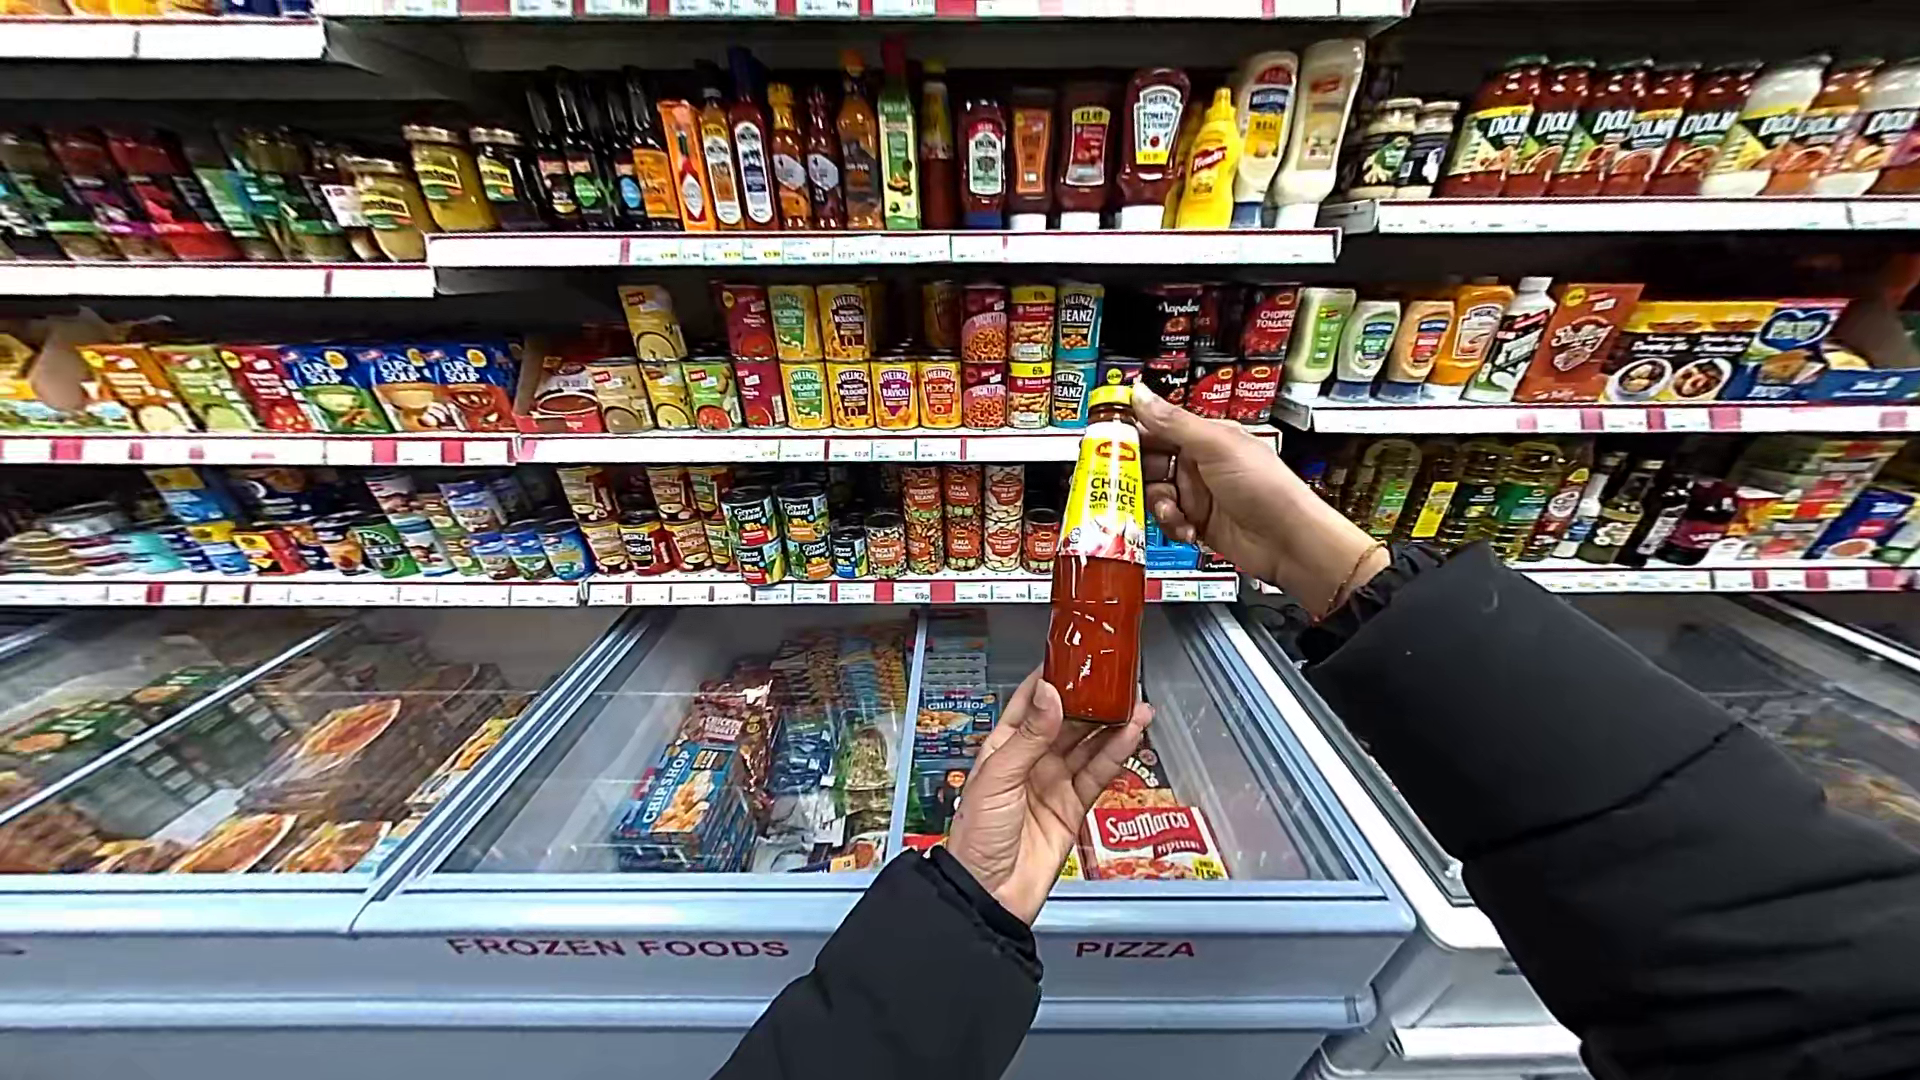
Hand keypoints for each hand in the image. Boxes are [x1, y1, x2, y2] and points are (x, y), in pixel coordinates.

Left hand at [947, 669, 1150, 924]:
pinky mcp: (1073, 806)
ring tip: (1135, 702)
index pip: (1030, 702)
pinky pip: (1098, 774)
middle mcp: (1032, 758)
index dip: (1050, 679)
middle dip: (1090, 700)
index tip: (1071, 657)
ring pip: (1088, 745)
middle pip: (1066, 720)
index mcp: (1005, 744)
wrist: (990, 894)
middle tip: (1114, 680)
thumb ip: (1030, 737)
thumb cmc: (978, 833)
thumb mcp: (999, 777)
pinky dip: (1116, 754)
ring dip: (1111, 724)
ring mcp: (1054, 781)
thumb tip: (1050, 694)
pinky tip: (1131, 735)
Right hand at [1131, 382, 1388, 615]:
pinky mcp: (1195, 522)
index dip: (1128, 436)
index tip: (1104, 444)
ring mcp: (1194, 495)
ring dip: (1158, 506)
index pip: (1154, 428)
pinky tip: (1188, 529)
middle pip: (1146, 465)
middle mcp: (1195, 464)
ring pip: (1152, 495)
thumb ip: (1172, 422)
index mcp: (1201, 437)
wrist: (1289, 542)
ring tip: (1174, 512)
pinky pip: (1165, 521)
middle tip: (1125, 486)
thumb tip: (1138, 392)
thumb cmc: (1265, 487)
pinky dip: (1172, 526)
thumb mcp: (1215, 447)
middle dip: (1137, 477)